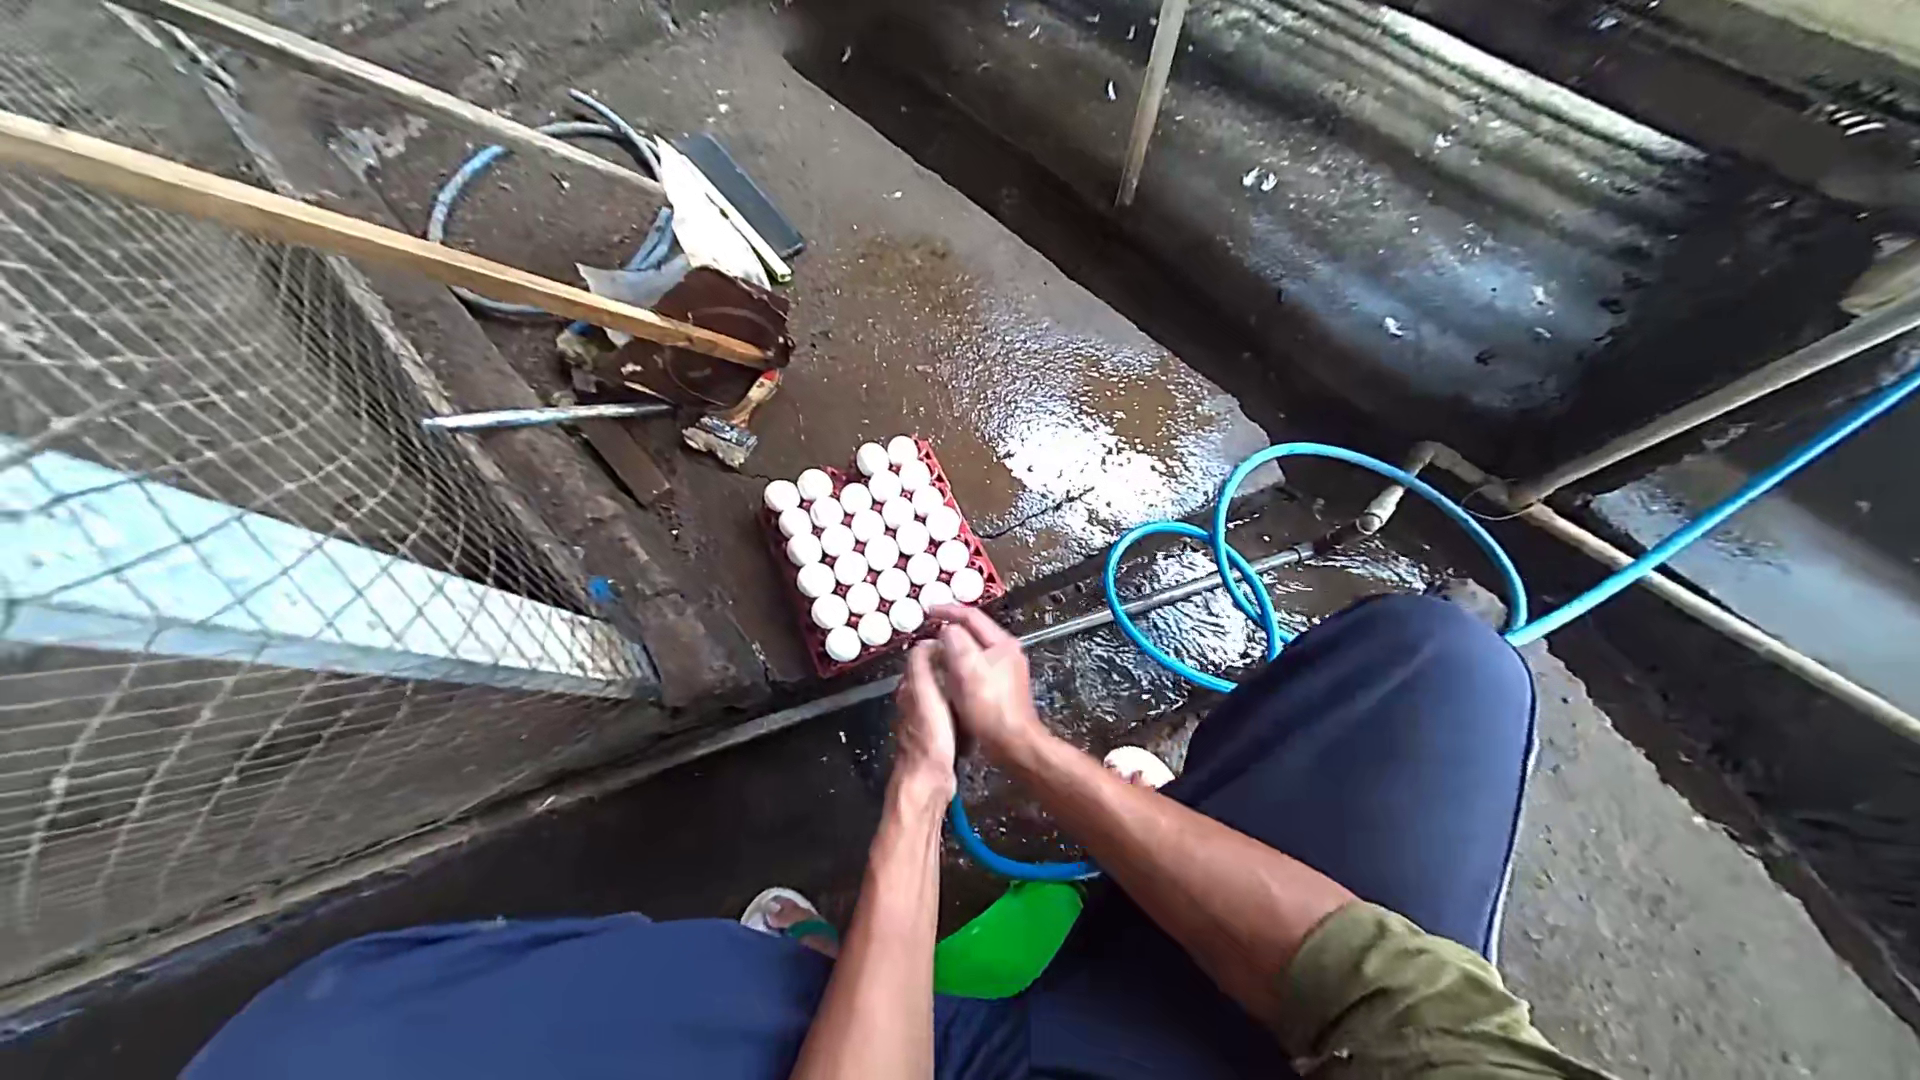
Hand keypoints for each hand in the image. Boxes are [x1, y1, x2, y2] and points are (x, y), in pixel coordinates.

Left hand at [892, 643, 957, 796]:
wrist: (928, 781)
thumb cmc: (929, 739)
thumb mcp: (925, 695)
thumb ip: (922, 667)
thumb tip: (926, 642)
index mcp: (909, 689)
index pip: (921, 657)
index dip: (940, 649)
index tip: (960, 647)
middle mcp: (913, 702)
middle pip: (933, 676)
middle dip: (951, 669)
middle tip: (971, 666)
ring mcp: (925, 721)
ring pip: (943, 696)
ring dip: (957, 692)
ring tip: (975, 687)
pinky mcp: (937, 737)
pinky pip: (951, 717)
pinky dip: (960, 713)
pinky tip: (971, 716)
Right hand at [928, 605, 1049, 764]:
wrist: (1013, 744)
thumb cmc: (990, 707)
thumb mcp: (967, 668)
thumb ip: (955, 641)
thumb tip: (946, 629)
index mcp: (1002, 643)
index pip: (972, 616)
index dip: (948, 611)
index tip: (928, 610)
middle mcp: (1007, 653)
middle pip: (974, 633)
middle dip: (950, 630)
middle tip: (928, 631)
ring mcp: (1005, 672)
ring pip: (973, 652)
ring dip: (953, 650)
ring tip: (933, 652)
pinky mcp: (1000, 690)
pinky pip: (975, 669)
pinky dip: (958, 668)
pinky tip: (947, 677)